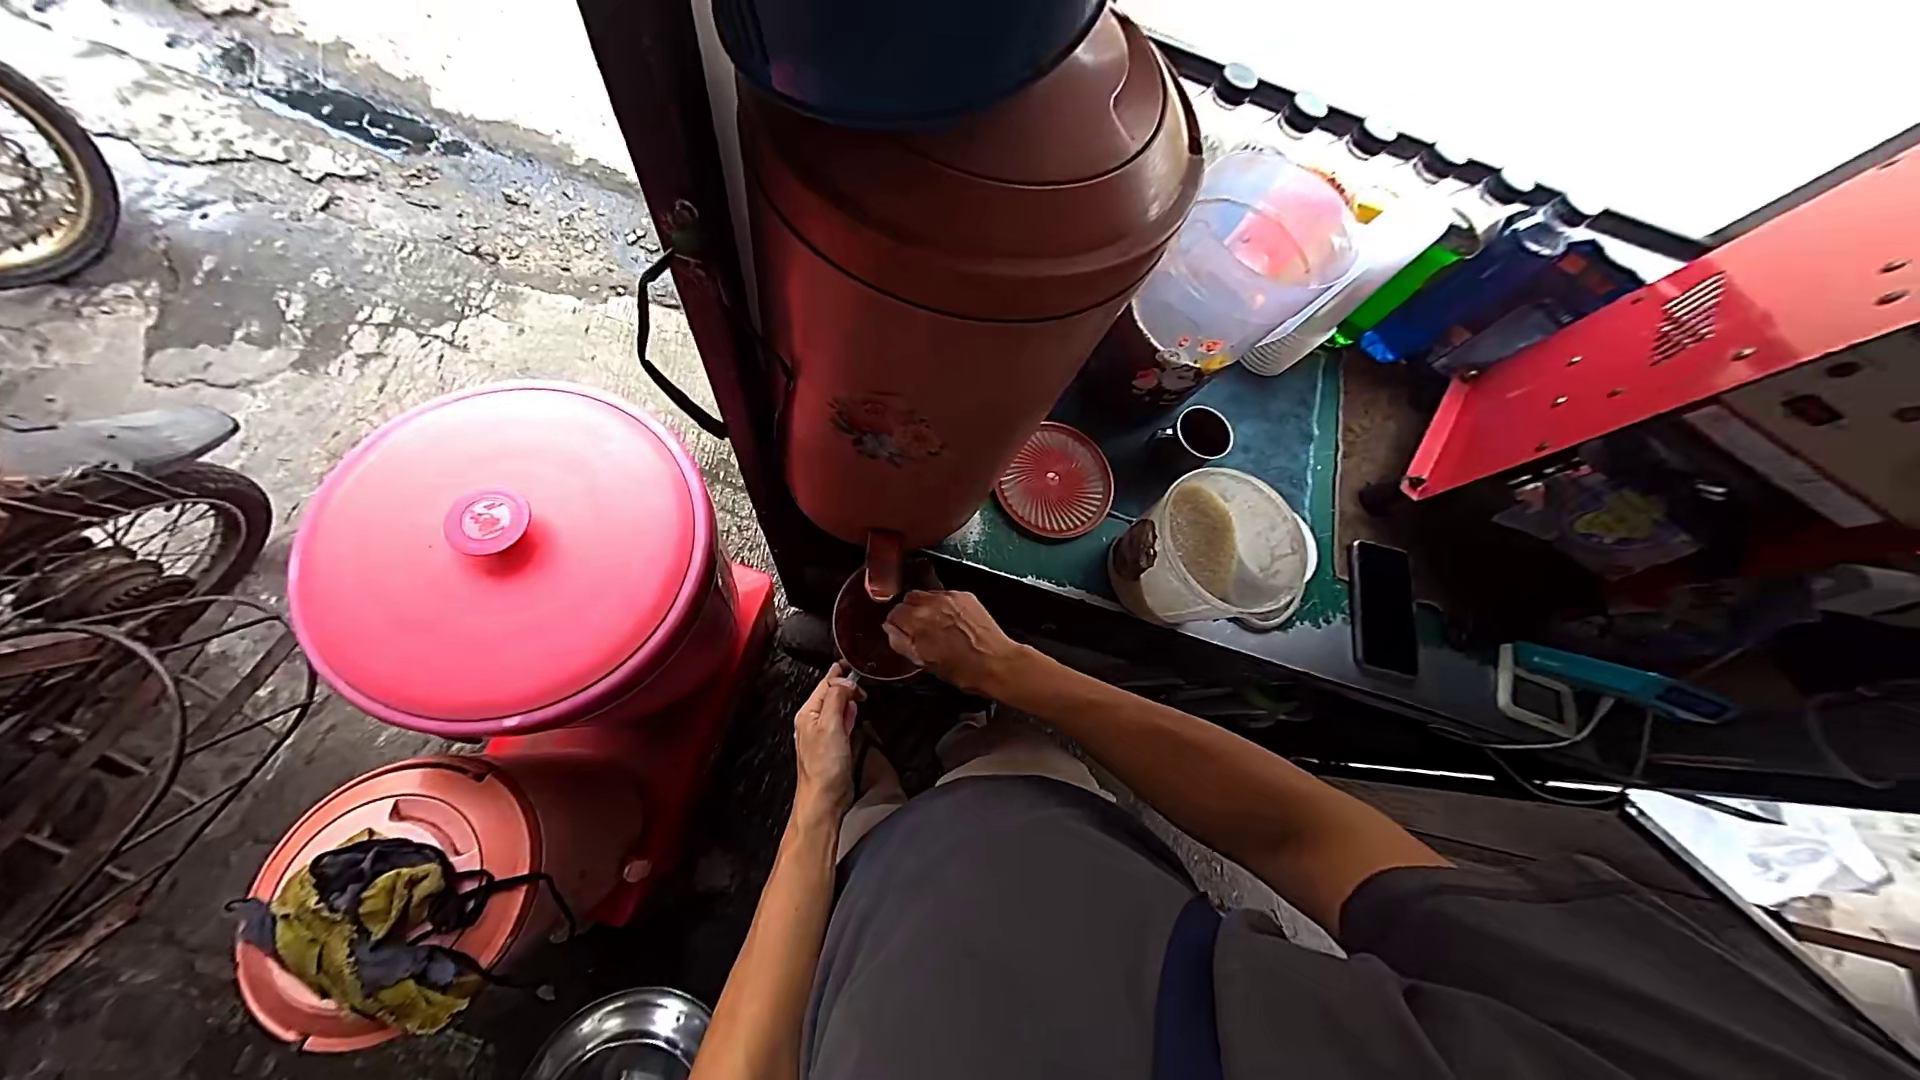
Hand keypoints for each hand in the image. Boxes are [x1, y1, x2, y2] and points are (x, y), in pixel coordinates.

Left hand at [792, 663, 865, 822]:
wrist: (824, 799)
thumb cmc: (824, 768)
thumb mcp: (831, 725)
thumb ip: (837, 699)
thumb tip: (845, 681)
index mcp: (808, 713)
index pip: (825, 684)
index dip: (841, 674)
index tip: (854, 666)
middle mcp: (812, 722)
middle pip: (830, 693)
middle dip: (845, 684)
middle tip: (861, 680)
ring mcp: (822, 734)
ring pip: (836, 706)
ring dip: (847, 697)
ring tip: (858, 690)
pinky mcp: (833, 745)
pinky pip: (841, 721)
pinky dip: (848, 714)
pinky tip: (853, 713)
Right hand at [882, 590, 1031, 696]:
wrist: (996, 663)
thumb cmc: (965, 669)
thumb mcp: (924, 662)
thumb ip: (901, 643)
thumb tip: (891, 630)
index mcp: (917, 622)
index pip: (894, 614)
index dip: (896, 625)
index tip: (902, 633)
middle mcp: (931, 604)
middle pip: (908, 600)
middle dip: (909, 613)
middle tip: (918, 630)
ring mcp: (949, 597)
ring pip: (926, 595)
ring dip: (926, 607)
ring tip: (937, 625)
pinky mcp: (965, 596)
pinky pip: (945, 595)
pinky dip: (944, 605)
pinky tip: (952, 621)